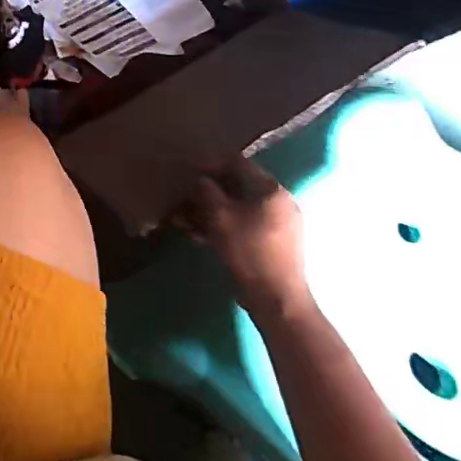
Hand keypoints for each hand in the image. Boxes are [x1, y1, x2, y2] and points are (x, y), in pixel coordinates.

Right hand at [175, 156, 311, 319]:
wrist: (276, 298)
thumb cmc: (248, 250)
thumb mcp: (219, 215)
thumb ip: (207, 191)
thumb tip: (201, 180)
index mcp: (270, 189)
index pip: (236, 162)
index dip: (208, 162)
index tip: (186, 168)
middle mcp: (278, 201)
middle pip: (235, 185)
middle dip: (206, 191)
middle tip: (181, 196)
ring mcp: (278, 223)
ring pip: (236, 207)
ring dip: (208, 210)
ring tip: (182, 220)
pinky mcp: (273, 242)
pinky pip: (243, 224)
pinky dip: (221, 225)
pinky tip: (198, 234)